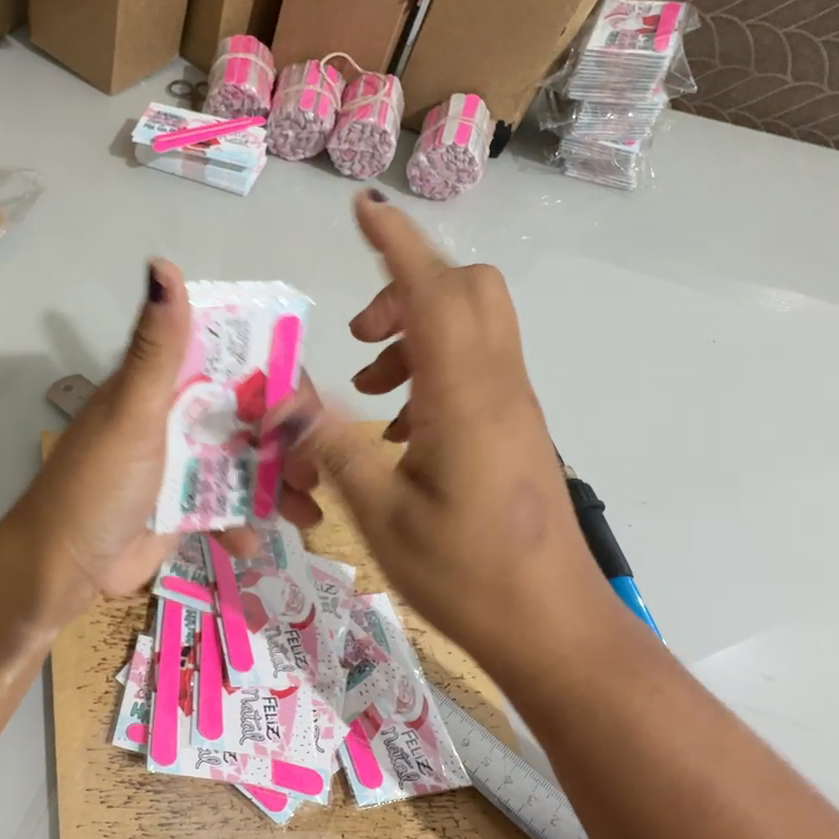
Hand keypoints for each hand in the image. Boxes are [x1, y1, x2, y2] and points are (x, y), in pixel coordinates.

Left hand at [10, 260, 296, 615]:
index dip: (274, 376)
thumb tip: (163, 264)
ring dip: (280, 486)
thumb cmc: (98, 484)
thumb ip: (156, 348)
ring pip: (246, 465)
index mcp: (162, 387)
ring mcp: (181, 467)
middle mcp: (176, 420)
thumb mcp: (131, 411)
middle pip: (249, 417)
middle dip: (288, 440)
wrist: (63, 566)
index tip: (309, 404)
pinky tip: (252, 544)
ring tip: (309, 511)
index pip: (231, 364)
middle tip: (316, 468)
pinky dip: (246, 525)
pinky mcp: (183, 510)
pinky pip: (228, 509)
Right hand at [280, 193, 616, 660]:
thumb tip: (281, 400)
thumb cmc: (468, 576)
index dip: (397, 244)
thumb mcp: (381, 515)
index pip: (434, 292)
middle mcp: (496, 387)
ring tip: (368, 390)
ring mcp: (511, 407)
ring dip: (414, 334)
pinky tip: (395, 431)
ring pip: (471, 327)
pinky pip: (473, 368)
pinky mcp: (513, 429)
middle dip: (406, 288)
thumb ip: (330, 448)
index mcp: (463, 398)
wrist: (557, 629)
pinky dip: (429, 370)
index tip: (362, 209)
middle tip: (359, 337)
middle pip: (468, 290)